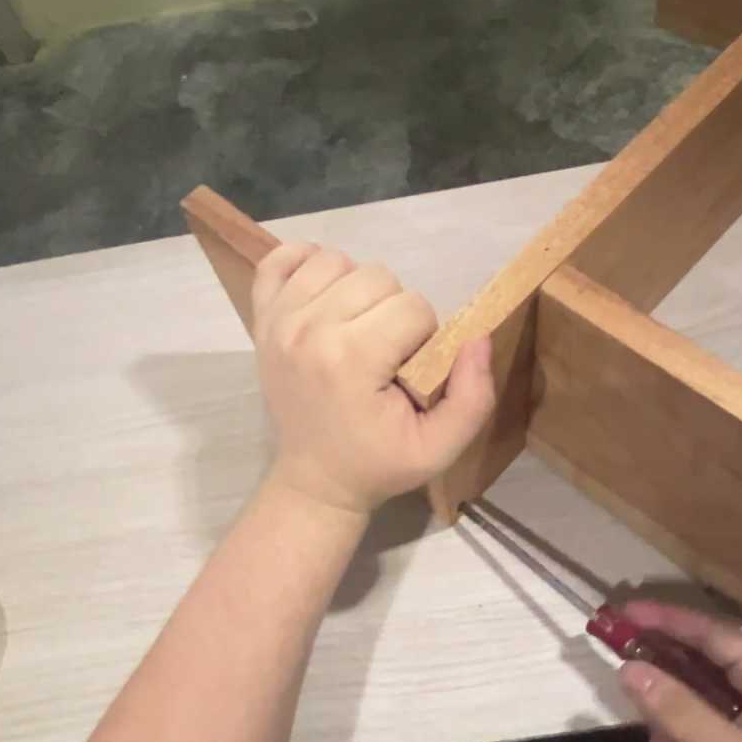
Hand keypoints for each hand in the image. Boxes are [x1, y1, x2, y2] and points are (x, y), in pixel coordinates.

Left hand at [251, 242, 494, 515]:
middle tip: (385, 354)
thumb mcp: (439, 449)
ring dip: (358, 289)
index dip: (425, 336)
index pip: (414, 307)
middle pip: (378, 276)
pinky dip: (306, 265)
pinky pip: (280, 260)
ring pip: (337, 261)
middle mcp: (310, 328)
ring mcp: (279, 320)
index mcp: (351, 358)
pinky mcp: (262, 318)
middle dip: (395, 312)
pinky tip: (324, 293)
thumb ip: (473, 397)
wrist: (314, 481)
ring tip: (359, 327)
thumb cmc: (377, 464)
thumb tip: (479, 337)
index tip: (409, 370)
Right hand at [617, 603, 741, 741]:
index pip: (714, 634)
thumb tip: (626, 668)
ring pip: (690, 702)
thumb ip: (679, 711)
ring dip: (667, 727)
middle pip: (699, 664)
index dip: (666, 620)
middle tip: (620, 672)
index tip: (622, 613)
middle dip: (661, 677)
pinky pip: (694, 733)